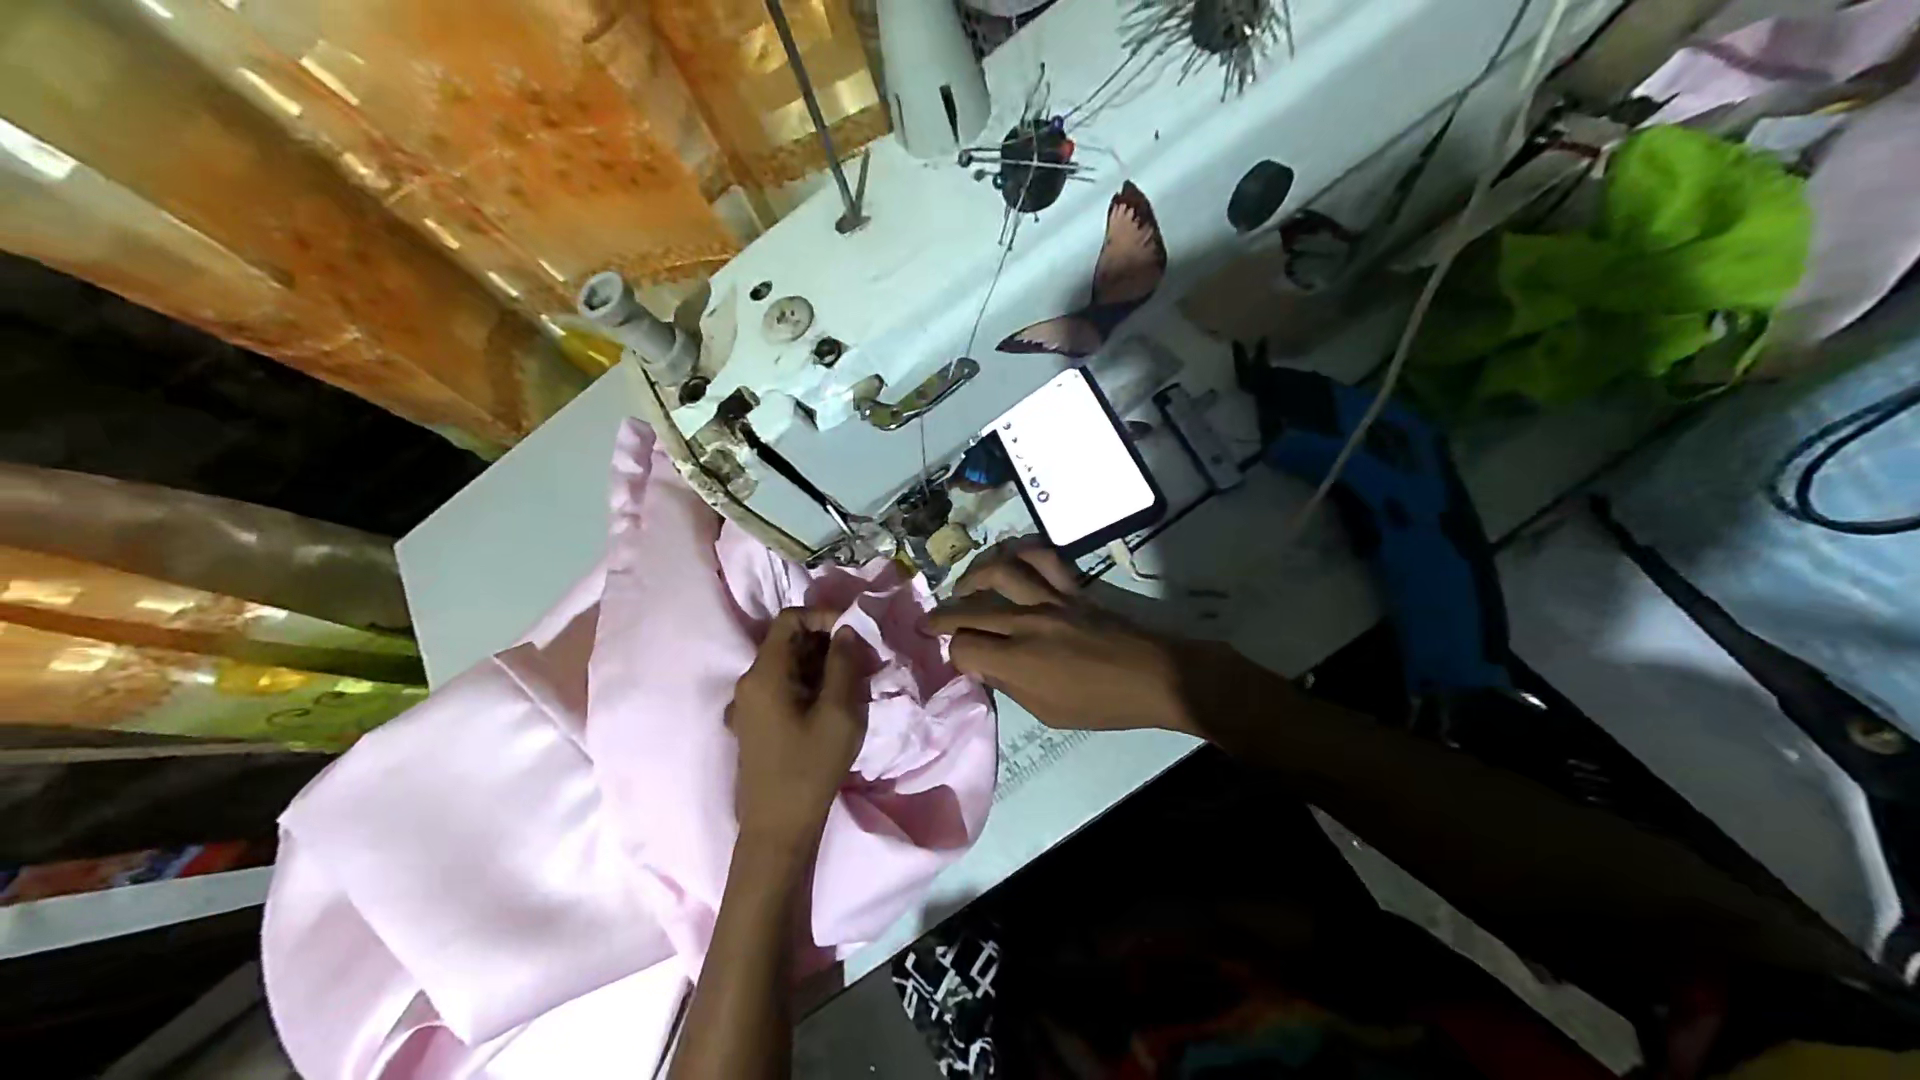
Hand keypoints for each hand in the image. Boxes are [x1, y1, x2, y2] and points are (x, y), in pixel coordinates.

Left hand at [727, 608, 869, 848]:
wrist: (778, 826)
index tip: (853, 633)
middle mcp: (748, 682)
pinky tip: (830, 702)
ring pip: (785, 663)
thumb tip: (846, 631)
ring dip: (818, 662)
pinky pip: (781, 686)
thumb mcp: (839, 713)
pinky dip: (807, 682)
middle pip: (786, 640)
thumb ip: (844, 664)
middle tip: (859, 658)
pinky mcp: (753, 722)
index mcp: (764, 674)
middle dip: (825, 641)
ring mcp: (747, 704)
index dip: (822, 616)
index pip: (789, 619)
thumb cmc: (810, 767)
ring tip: (850, 680)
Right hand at [927, 542, 1212, 734]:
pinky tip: (1010, 558)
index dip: (953, 654)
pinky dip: (1022, 552)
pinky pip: (1042, 558)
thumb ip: (1010, 685)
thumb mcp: (1048, 712)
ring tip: (964, 586)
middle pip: (970, 610)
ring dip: (973, 576)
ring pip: (999, 571)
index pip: (964, 647)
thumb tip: (984, 666)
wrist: (1153, 676)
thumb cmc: (1100, 705)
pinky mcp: (1070, 587)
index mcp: (1018, 661)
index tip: (959, 660)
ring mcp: (1049, 599)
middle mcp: (1026, 623)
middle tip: (928, 621)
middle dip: (942, 616)